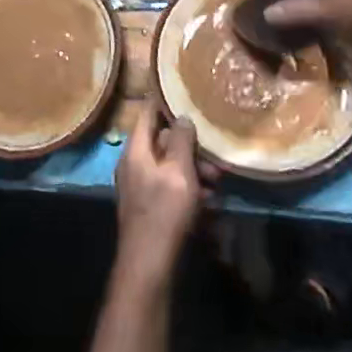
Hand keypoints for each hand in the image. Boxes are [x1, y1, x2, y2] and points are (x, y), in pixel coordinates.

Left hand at [114, 113, 203, 282]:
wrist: (149, 262)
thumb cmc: (165, 212)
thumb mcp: (179, 172)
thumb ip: (180, 141)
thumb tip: (181, 116)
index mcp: (135, 151)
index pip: (147, 114)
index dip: (163, 101)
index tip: (179, 88)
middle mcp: (133, 164)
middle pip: (162, 142)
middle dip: (190, 146)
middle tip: (214, 156)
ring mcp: (139, 186)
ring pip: (170, 166)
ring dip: (194, 170)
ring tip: (218, 182)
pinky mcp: (149, 205)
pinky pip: (170, 186)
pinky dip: (188, 188)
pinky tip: (209, 201)